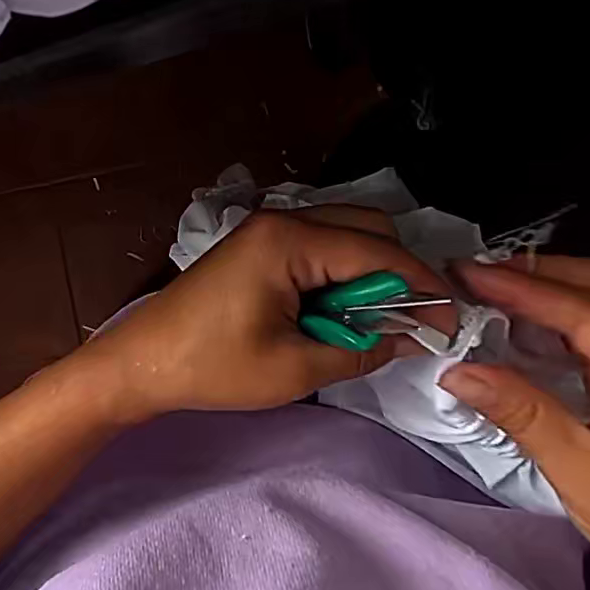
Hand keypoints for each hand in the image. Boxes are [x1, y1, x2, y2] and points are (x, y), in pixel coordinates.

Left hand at [75, 207, 451, 421]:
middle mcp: (284, 219)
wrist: (141, 361)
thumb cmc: (210, 367)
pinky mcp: (263, 243)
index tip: (448, 322)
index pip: (379, 253)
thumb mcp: (293, 370)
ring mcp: (271, 227)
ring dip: (372, 273)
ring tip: (374, 321)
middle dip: (399, 273)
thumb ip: (359, 351)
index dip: (421, 288)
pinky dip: (344, 274)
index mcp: (290, 241)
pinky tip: (340, 310)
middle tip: (409, 322)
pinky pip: (323, 246)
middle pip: (369, 228)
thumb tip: (406, 339)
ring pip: (348, 234)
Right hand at [438, 257, 589, 589]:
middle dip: (542, 276)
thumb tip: (458, 371)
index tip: (471, 274)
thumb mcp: (589, 483)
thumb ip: (525, 415)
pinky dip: (578, 320)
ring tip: (498, 291)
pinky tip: (540, 323)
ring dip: (559, 292)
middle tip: (478, 276)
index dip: (527, 289)